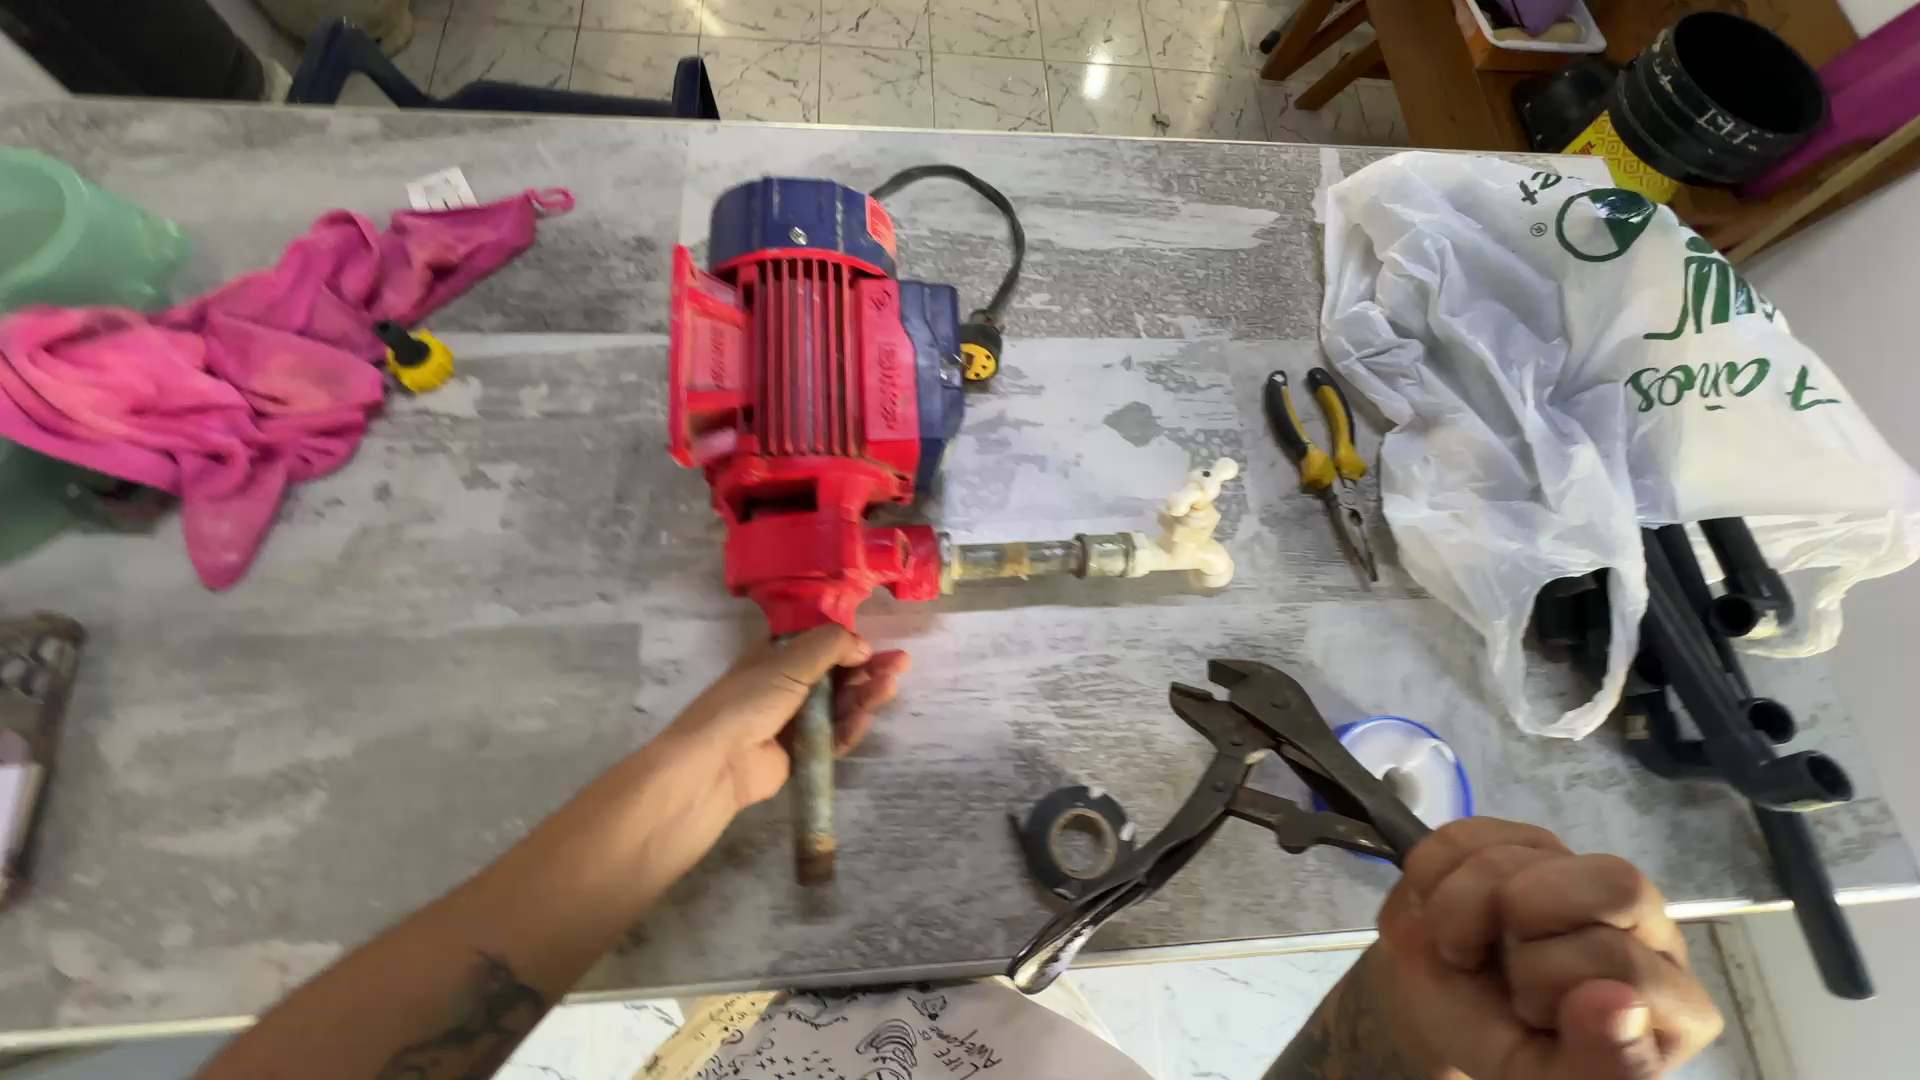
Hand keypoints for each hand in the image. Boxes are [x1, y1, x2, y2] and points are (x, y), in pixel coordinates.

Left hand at [665, 625, 910, 808]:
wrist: (718, 763)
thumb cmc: (750, 700)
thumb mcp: (790, 661)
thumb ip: (831, 646)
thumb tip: (864, 647)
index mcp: (775, 656)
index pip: (819, 644)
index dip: (848, 643)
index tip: (874, 644)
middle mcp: (785, 684)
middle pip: (836, 674)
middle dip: (868, 668)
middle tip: (901, 665)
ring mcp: (793, 719)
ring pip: (839, 704)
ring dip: (864, 695)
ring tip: (888, 688)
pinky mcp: (800, 751)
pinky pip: (832, 736)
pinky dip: (849, 728)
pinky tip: (864, 719)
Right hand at [1362, 818, 1722, 1079]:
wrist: (1431, 1003)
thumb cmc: (1498, 1043)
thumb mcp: (1544, 1079)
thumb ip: (1599, 1066)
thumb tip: (1616, 1002)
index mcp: (1669, 997)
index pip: (1623, 959)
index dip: (1548, 978)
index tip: (1525, 1010)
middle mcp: (1642, 923)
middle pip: (1614, 882)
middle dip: (1518, 914)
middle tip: (1491, 954)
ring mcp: (1573, 869)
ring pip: (1511, 856)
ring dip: (1456, 905)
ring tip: (1457, 941)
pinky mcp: (1513, 838)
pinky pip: (1461, 833)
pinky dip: (1429, 873)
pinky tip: (1438, 904)